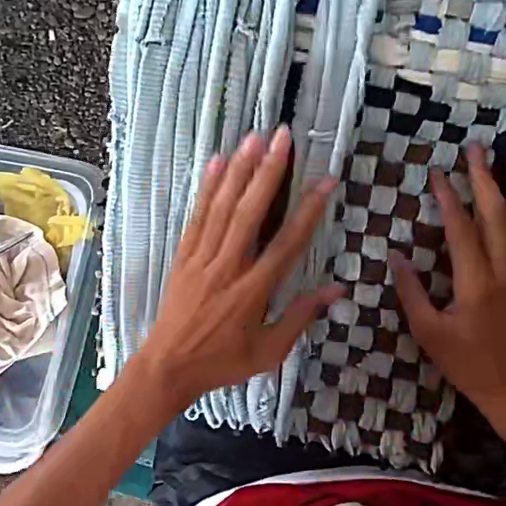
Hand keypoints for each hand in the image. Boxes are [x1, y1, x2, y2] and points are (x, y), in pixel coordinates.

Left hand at [131, 126, 344, 410]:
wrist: (168, 367)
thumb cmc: (222, 362)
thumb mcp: (269, 351)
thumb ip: (301, 317)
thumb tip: (337, 290)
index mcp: (252, 292)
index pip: (286, 244)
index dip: (308, 211)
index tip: (325, 182)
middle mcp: (227, 268)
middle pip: (250, 213)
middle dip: (268, 172)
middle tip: (283, 138)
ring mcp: (201, 258)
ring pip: (222, 208)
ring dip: (239, 170)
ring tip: (254, 138)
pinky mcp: (183, 255)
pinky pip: (197, 216)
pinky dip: (207, 188)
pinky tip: (217, 162)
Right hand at [391, 143, 505, 415]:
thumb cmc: (465, 362)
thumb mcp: (428, 332)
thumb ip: (411, 292)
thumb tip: (395, 255)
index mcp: (475, 283)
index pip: (461, 229)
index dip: (448, 198)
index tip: (437, 172)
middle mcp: (504, 270)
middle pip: (496, 215)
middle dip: (485, 178)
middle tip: (476, 147)